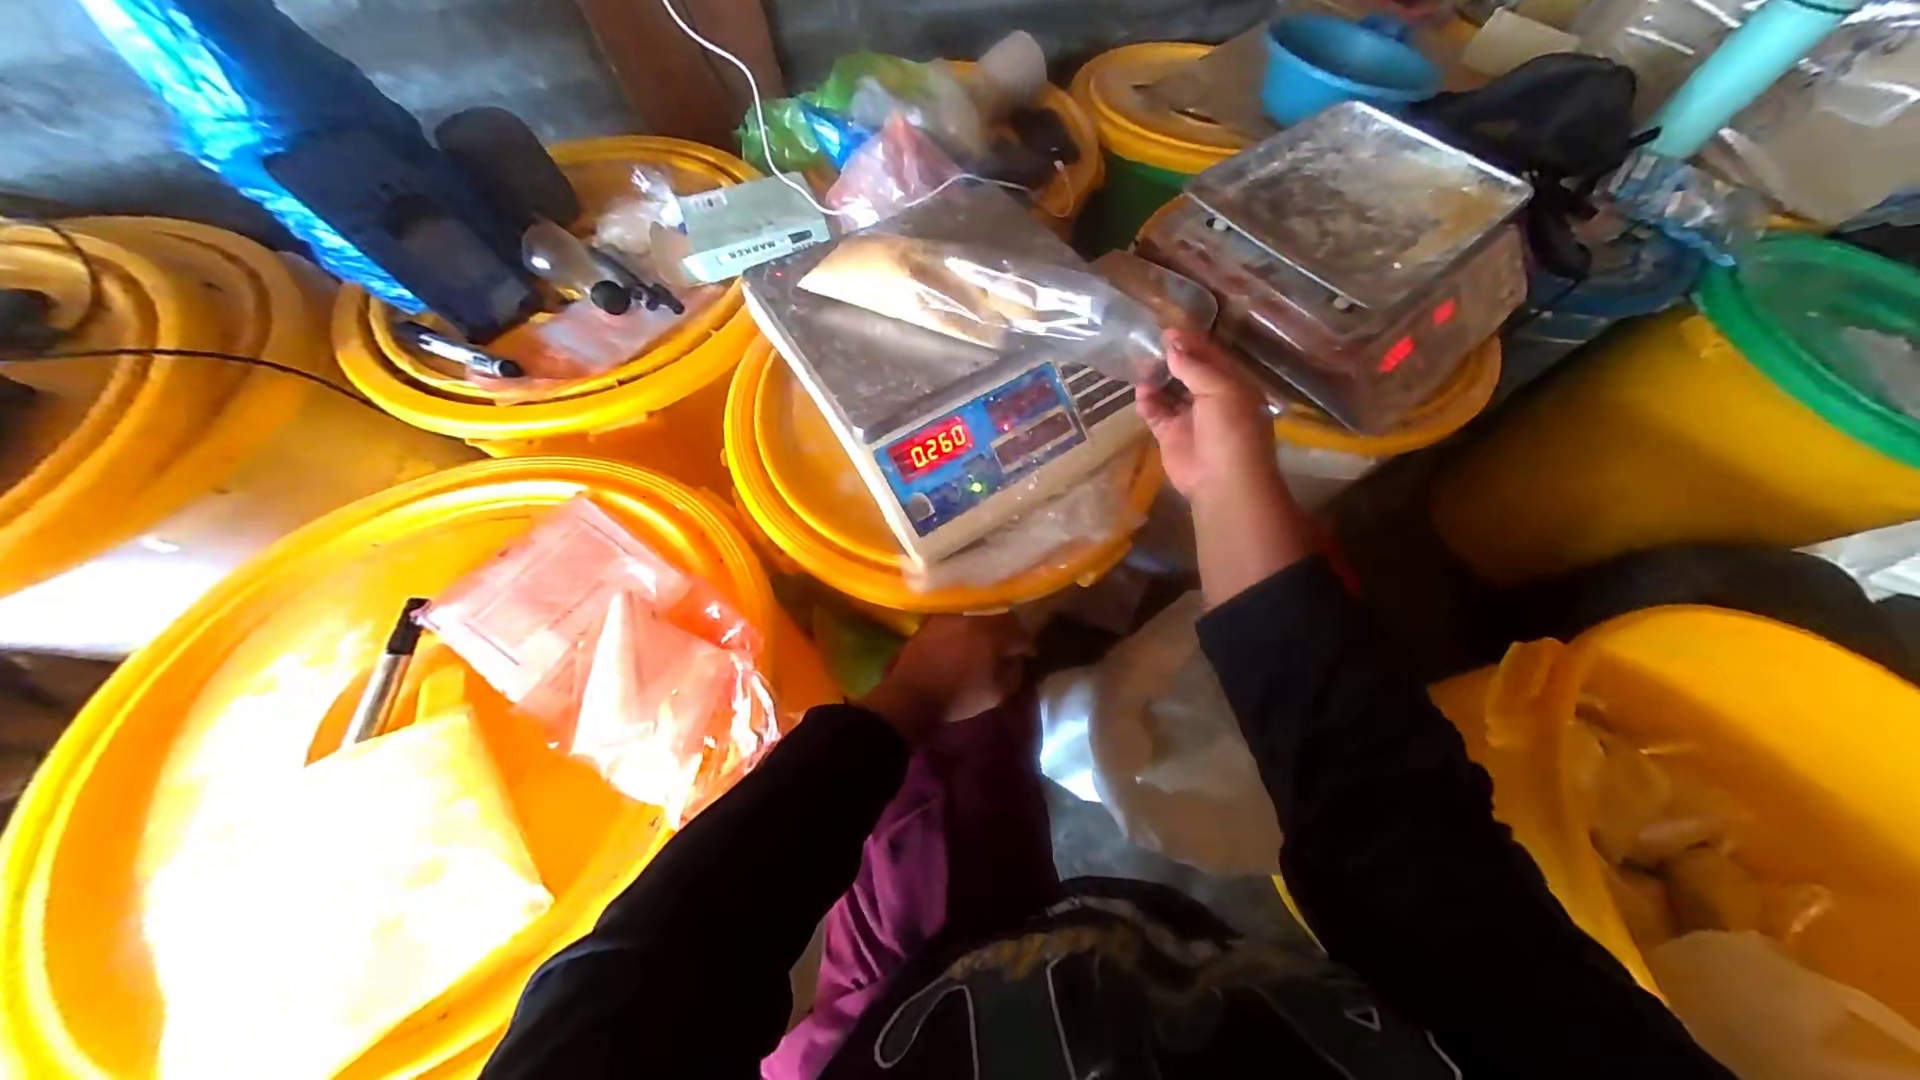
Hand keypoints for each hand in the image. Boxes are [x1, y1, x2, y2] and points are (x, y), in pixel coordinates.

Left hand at [856, 615, 1030, 743]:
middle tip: (1009, 646)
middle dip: (1010, 631)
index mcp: (994, 633)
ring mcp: (952, 615)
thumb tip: (1017, 657)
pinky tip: (964, 640)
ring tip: (986, 642)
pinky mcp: (934, 619)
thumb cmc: (959, 696)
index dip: (1027, 645)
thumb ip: (1015, 670)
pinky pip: (960, 618)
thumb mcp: (997, 692)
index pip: (1021, 633)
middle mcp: (975, 617)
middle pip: (1002, 617)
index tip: (1028, 655)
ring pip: (980, 614)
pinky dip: (967, 627)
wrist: (912, 695)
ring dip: (988, 626)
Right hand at [1138, 328, 1283, 502]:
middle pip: (1188, 372)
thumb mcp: (1220, 390)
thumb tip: (1172, 346)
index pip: (1210, 356)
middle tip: (1147, 344)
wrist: (1222, 480)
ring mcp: (1190, 417)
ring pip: (1169, 391)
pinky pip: (1155, 413)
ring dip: (1156, 379)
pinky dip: (1147, 402)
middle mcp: (1212, 398)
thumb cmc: (1231, 430)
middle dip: (1170, 358)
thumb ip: (1195, 366)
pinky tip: (1140, 393)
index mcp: (1232, 384)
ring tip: (1140, 366)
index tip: (1166, 329)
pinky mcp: (1170, 435)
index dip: (1191, 341)